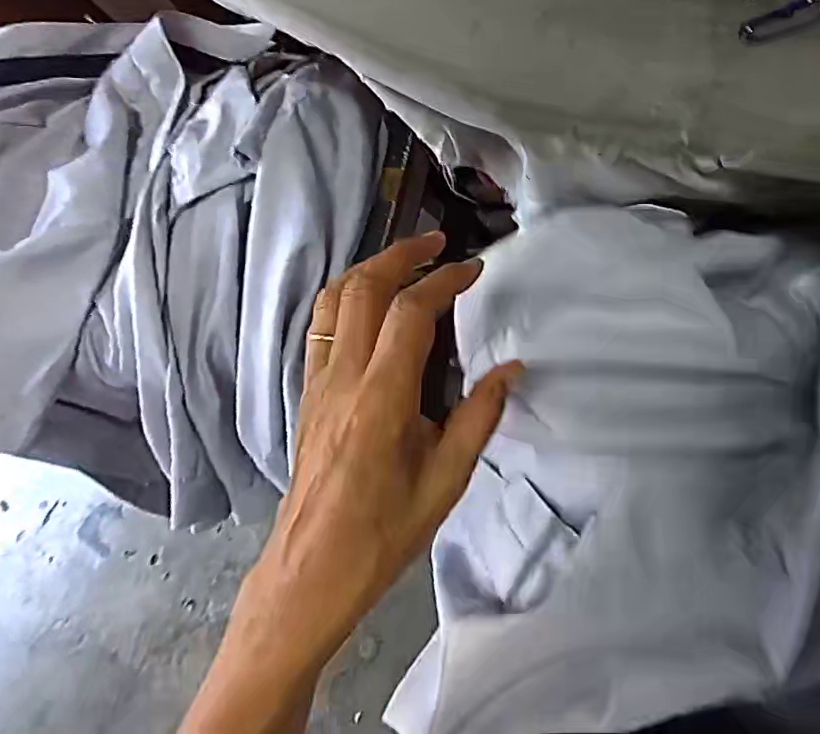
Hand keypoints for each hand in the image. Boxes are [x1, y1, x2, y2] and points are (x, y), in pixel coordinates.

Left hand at [182, 233, 518, 733]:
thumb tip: (511, 367)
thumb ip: (481, 414)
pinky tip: (374, 303)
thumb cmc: (385, 530)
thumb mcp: (449, 477)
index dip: (443, 281)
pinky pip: (321, 328)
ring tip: (407, 259)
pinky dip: (348, 297)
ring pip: (330, 304)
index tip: (474, 269)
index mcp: (380, 400)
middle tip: (438, 241)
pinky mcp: (308, 397)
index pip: (408, 314)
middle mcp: (341, 381)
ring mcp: (317, 387)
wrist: (307, 577)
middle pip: (358, 291)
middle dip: (400, 255)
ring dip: (369, 270)